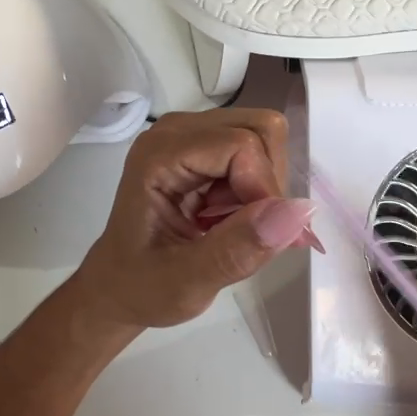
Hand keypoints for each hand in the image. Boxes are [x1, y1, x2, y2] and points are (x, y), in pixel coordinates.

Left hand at [71, 109, 313, 329]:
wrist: (118, 285)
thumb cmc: (143, 286)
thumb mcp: (187, 282)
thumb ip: (238, 248)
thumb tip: (297, 213)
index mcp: (159, 155)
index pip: (242, 144)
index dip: (263, 189)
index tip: (255, 236)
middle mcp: (174, 131)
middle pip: (258, 129)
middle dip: (268, 183)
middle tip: (243, 229)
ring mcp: (189, 134)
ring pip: (262, 137)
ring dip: (263, 186)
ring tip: (231, 223)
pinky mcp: (202, 145)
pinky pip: (255, 149)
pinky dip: (256, 186)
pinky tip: (228, 217)